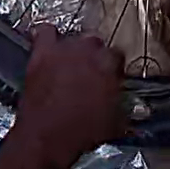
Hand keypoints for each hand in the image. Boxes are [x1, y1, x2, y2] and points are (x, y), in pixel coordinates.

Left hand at [10, 25, 125, 168]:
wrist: (47, 136)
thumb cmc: (82, 132)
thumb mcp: (114, 123)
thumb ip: (123, 106)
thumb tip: (127, 105)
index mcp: (109, 64)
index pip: (117, 55)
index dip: (113, 68)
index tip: (110, 78)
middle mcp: (88, 50)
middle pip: (95, 43)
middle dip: (94, 57)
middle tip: (89, 75)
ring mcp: (64, 48)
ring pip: (73, 37)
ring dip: (73, 50)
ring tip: (68, 65)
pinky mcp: (42, 52)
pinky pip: (45, 32)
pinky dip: (47, 37)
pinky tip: (48, 47)